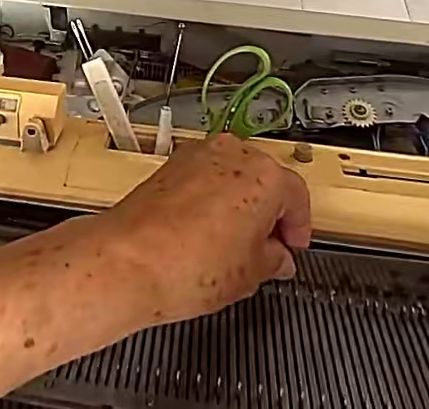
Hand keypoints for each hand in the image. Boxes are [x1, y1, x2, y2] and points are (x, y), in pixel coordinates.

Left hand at [101, 134, 312, 325]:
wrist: (129, 260)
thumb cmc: (186, 264)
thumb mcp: (250, 275)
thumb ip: (274, 260)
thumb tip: (277, 256)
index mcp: (266, 176)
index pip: (297, 196)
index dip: (299, 226)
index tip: (293, 245)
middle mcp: (237, 153)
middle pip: (268, 179)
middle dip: (271, 212)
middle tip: (268, 248)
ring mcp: (204, 153)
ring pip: (237, 175)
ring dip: (241, 202)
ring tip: (232, 243)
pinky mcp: (177, 160)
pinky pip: (208, 175)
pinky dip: (213, 197)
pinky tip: (205, 231)